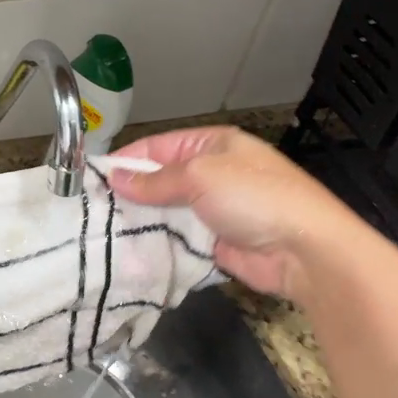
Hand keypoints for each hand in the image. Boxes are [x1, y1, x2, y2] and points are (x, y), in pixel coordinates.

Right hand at [109, 127, 368, 299]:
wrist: (305, 252)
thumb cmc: (256, 198)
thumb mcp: (200, 176)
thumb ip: (155, 180)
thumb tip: (116, 178)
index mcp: (212, 146)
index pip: (157, 146)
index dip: (126, 159)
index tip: (93, 177)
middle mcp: (212, 174)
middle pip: (159, 179)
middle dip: (129, 192)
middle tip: (91, 208)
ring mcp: (213, 209)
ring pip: (165, 211)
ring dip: (140, 220)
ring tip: (101, 230)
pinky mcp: (213, 242)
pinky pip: (176, 239)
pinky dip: (156, 243)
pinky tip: (128, 249)